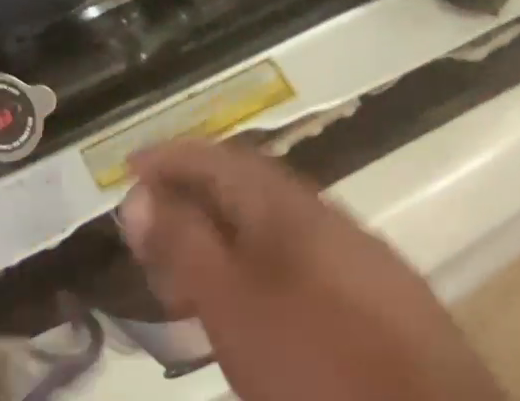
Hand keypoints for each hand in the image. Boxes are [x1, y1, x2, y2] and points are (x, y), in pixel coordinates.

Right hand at [120, 140, 504, 400]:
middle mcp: (336, 224)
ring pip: (277, 234)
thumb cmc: (314, 363)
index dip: (166, 158)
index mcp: (294, 209)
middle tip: (149, 239)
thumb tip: (143, 196)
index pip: (218, 157)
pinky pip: (306, 269)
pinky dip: (260, 273)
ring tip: (189, 285)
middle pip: (247, 192)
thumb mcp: (224, 299)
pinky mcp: (393, 315)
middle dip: (190, 206)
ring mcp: (373, 269)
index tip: (126, 172)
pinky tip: (250, 311)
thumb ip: (179, 239)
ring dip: (223, 244)